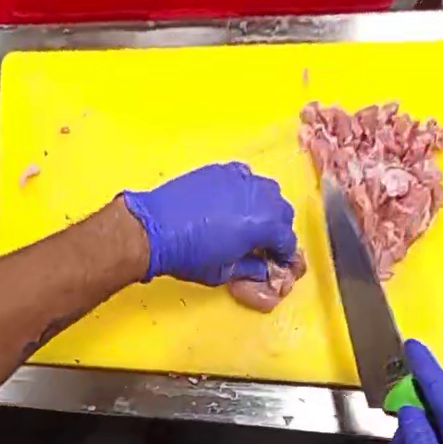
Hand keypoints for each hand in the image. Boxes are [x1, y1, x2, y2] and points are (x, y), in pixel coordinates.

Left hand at [120, 163, 296, 284]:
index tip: (279, 262)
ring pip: (267, 191)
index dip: (285, 254)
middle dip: (278, 229)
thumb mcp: (224, 272)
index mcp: (263, 224)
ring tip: (251, 224)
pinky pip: (245, 179)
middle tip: (266, 245)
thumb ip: (250, 269)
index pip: (287, 239)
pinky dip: (247, 192)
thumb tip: (262, 269)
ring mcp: (240, 179)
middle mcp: (258, 196)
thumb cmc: (189, 255)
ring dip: (266, 208)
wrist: (155, 229)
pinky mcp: (221, 171)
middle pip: (282, 211)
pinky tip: (234, 206)